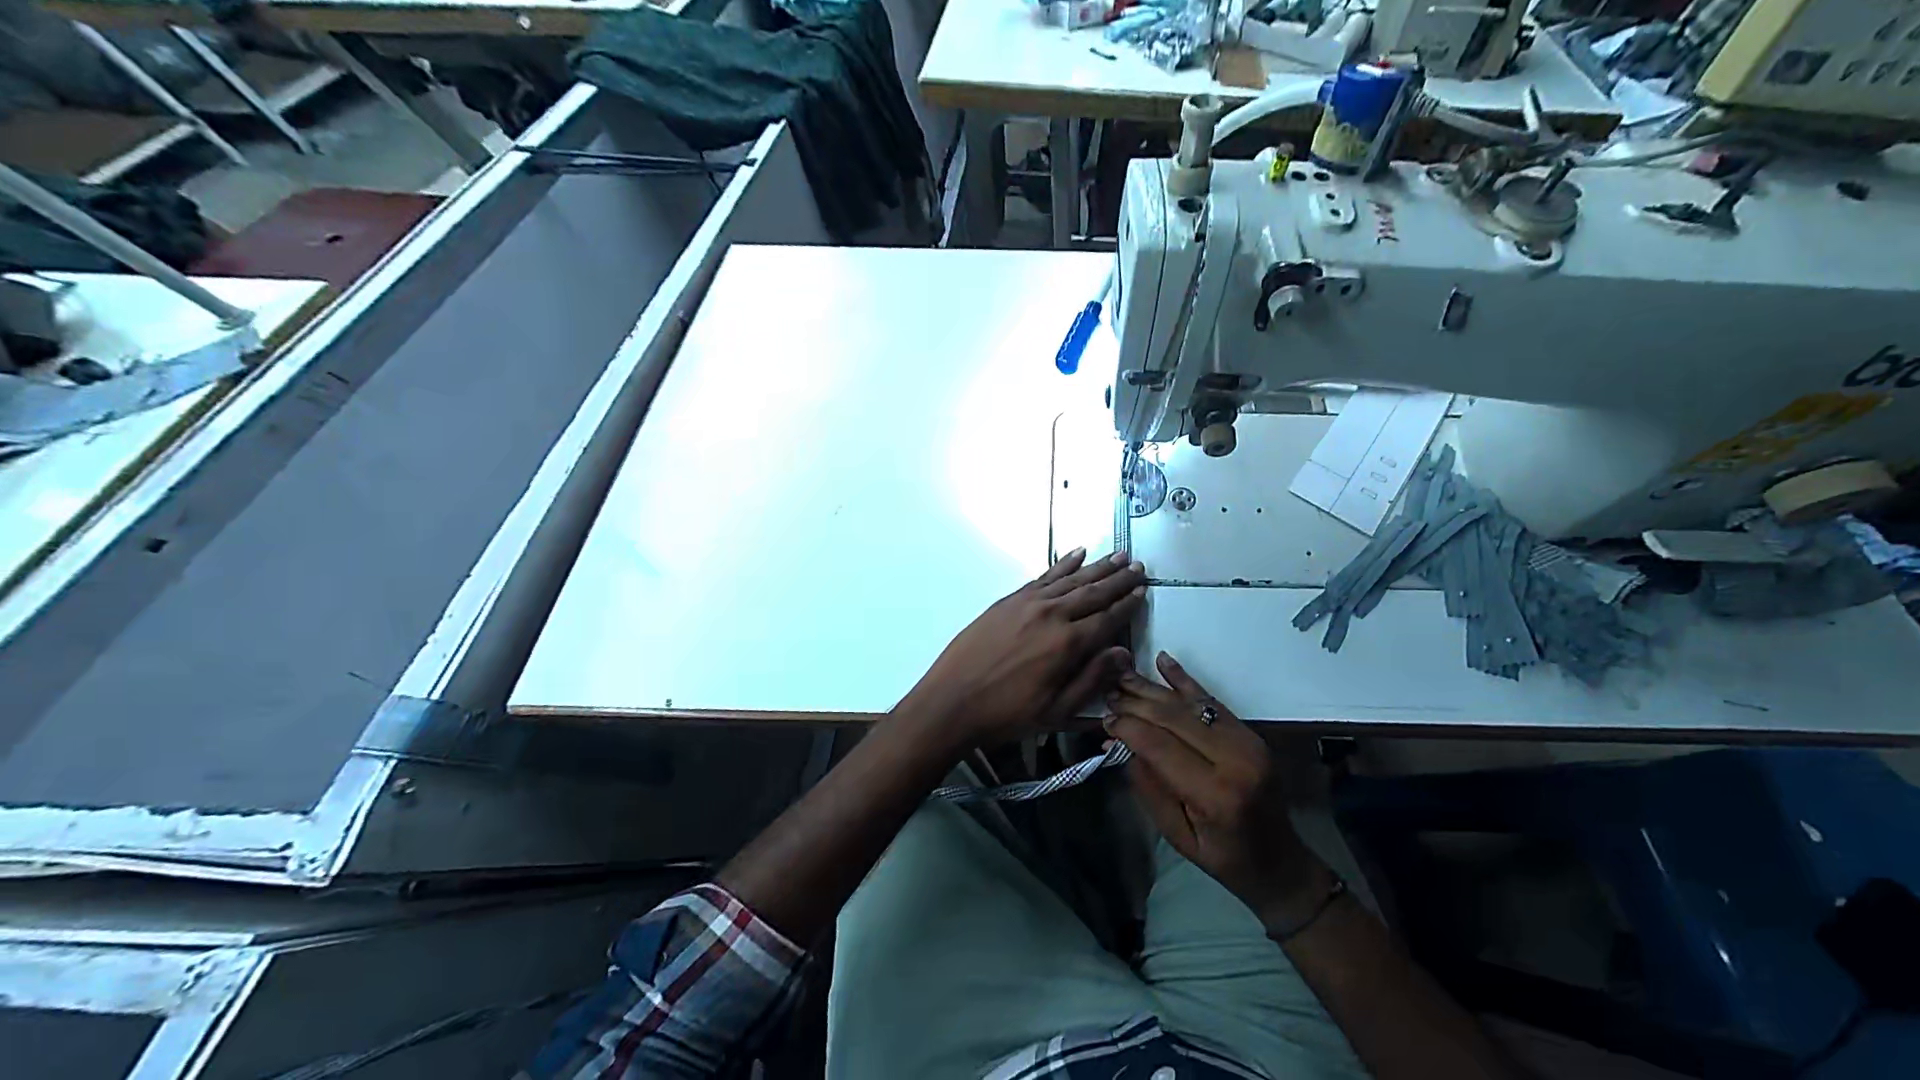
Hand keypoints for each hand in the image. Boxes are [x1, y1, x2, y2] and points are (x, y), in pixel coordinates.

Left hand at [899, 548, 1145, 748]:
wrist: (952, 700)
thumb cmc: (1007, 714)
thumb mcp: (1056, 710)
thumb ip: (1092, 680)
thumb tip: (1124, 653)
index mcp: (1067, 644)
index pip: (1107, 618)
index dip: (1127, 605)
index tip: (1143, 591)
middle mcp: (1052, 615)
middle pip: (1093, 592)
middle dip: (1118, 579)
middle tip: (1138, 567)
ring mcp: (1028, 603)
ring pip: (1071, 579)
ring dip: (1097, 566)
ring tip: (1118, 556)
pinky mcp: (1009, 600)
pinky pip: (1043, 576)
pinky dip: (1063, 564)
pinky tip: (1077, 554)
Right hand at [1105, 652, 1330, 930]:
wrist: (1280, 862)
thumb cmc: (1224, 858)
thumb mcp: (1177, 835)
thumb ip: (1148, 787)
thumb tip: (1117, 744)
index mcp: (1215, 794)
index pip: (1160, 746)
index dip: (1128, 728)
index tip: (1104, 720)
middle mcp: (1235, 760)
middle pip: (1173, 719)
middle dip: (1135, 704)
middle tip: (1107, 694)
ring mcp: (1247, 742)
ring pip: (1190, 705)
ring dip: (1153, 688)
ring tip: (1122, 675)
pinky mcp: (1251, 734)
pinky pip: (1212, 701)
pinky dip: (1185, 680)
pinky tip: (1163, 661)